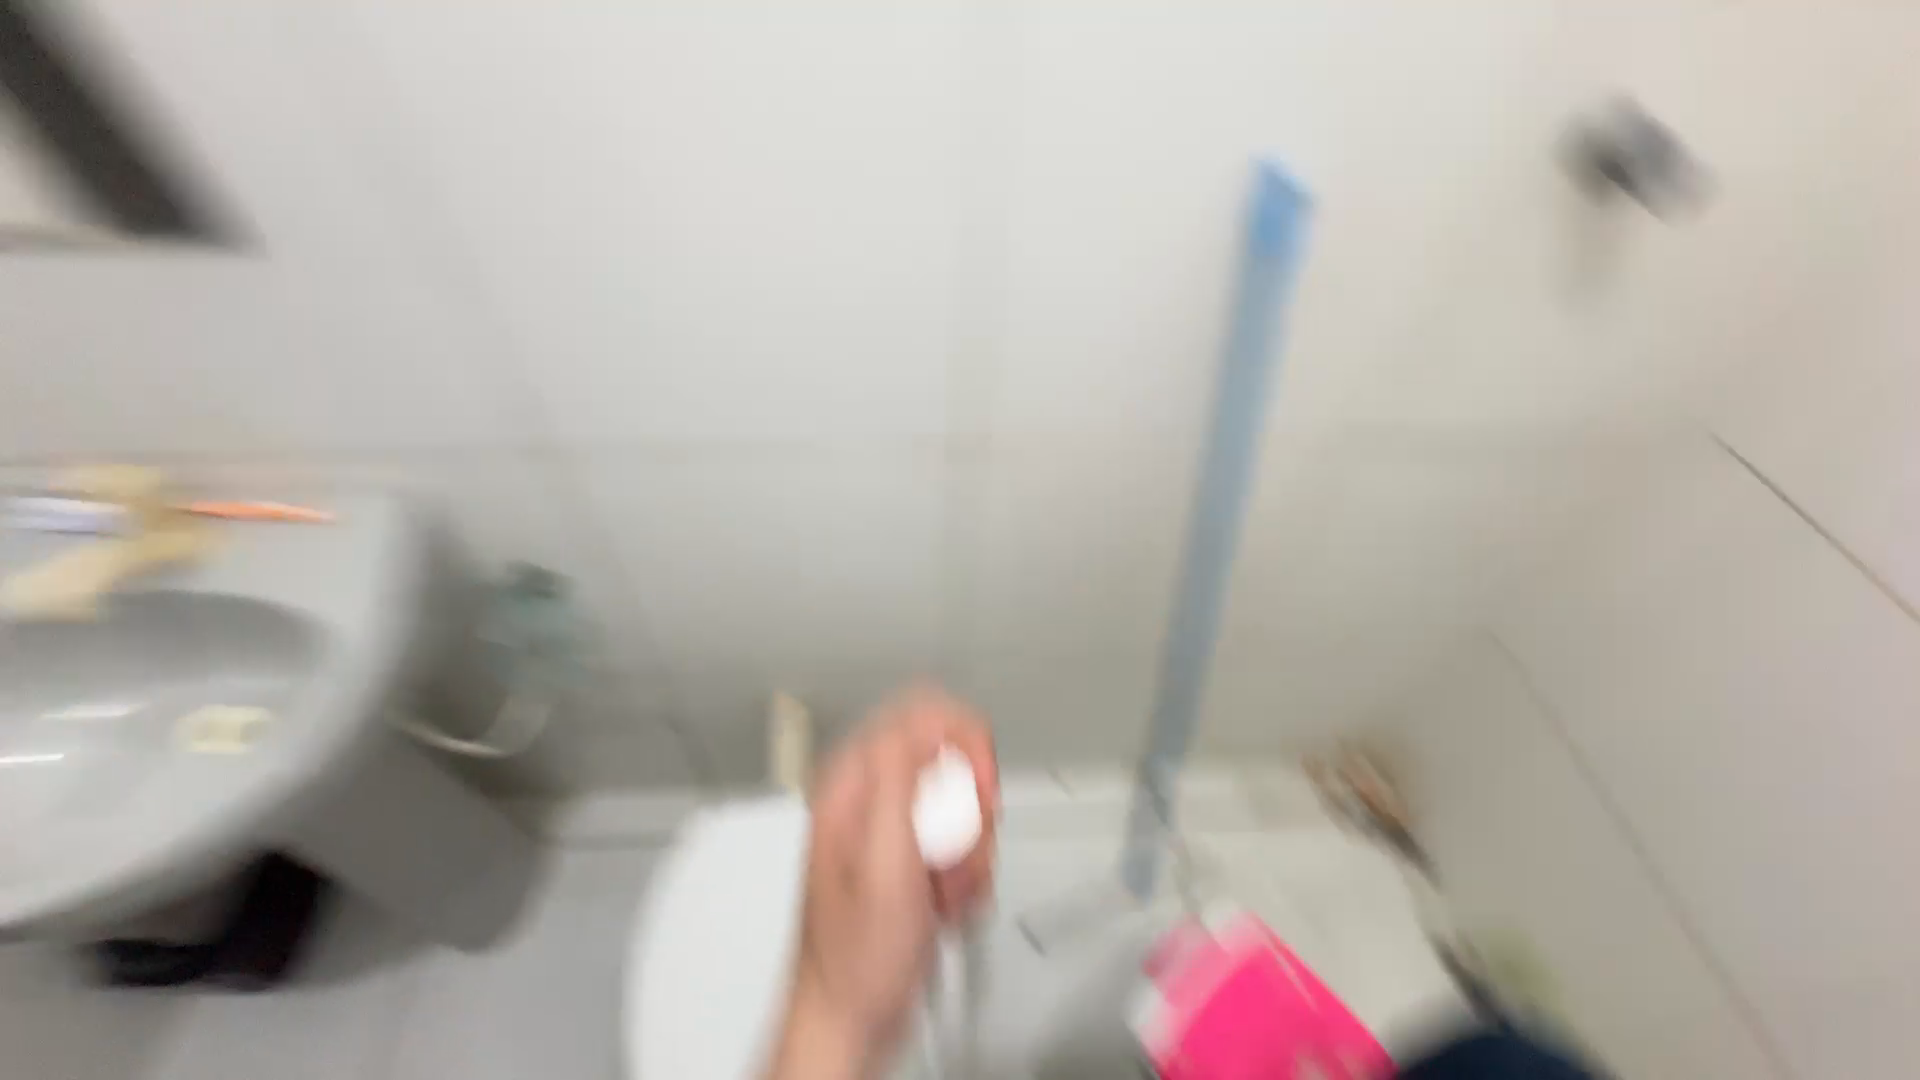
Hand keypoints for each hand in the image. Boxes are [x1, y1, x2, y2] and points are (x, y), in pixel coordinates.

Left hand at [769, 688, 998, 1079]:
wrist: (852, 1015)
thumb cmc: (855, 954)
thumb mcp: (882, 860)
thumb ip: (902, 780)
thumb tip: (923, 720)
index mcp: (856, 780)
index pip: (924, 714)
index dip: (964, 742)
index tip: (979, 785)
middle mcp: (872, 795)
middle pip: (952, 761)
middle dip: (970, 814)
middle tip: (955, 855)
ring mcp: (895, 825)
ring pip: (964, 803)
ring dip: (971, 851)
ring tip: (943, 890)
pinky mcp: (913, 853)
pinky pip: (964, 838)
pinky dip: (968, 872)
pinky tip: (943, 903)